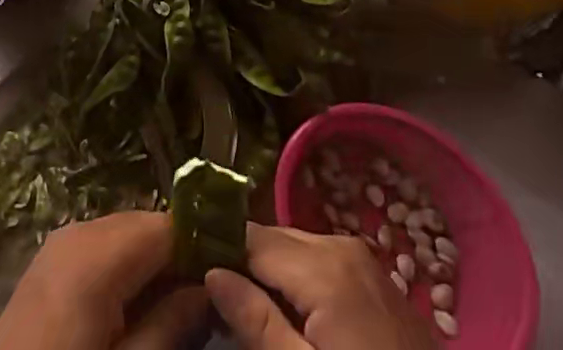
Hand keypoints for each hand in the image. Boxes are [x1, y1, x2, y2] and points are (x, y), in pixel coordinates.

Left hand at [0, 212, 209, 349]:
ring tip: (183, 298)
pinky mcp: (52, 259)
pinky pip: (104, 246)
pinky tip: (142, 299)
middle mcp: (80, 231)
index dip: (206, 240)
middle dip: (182, 250)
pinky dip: (130, 263)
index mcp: (98, 254)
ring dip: (157, 257)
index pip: (169, 225)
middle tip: (214, 288)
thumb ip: (172, 323)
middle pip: (148, 224)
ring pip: (128, 232)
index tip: (236, 265)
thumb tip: (211, 288)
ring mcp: (61, 241)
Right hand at [206, 224, 433, 349]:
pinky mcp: (377, 283)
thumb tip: (212, 273)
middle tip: (212, 300)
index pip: (251, 239)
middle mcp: (343, 248)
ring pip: (296, 251)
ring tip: (246, 312)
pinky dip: (298, 281)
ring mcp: (365, 263)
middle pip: (273, 240)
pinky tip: (288, 317)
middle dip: (242, 263)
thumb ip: (256, 323)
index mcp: (324, 267)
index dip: (216, 250)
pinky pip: (322, 265)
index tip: (185, 269)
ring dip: (269, 274)